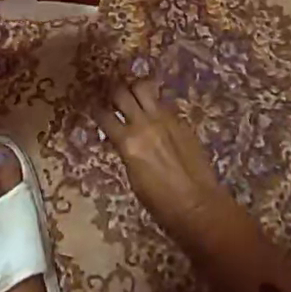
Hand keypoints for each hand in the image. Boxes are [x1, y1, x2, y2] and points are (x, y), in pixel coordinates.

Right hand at [93, 80, 236, 239]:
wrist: (197, 203)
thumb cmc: (160, 202)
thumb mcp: (133, 177)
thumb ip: (126, 150)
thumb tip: (122, 138)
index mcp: (128, 142)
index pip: (105, 116)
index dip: (97, 110)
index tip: (93, 106)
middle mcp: (144, 123)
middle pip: (122, 93)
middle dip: (113, 92)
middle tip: (111, 96)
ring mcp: (164, 117)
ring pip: (143, 87)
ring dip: (134, 88)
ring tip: (132, 93)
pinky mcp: (180, 118)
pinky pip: (162, 101)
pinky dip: (153, 101)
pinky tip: (152, 107)